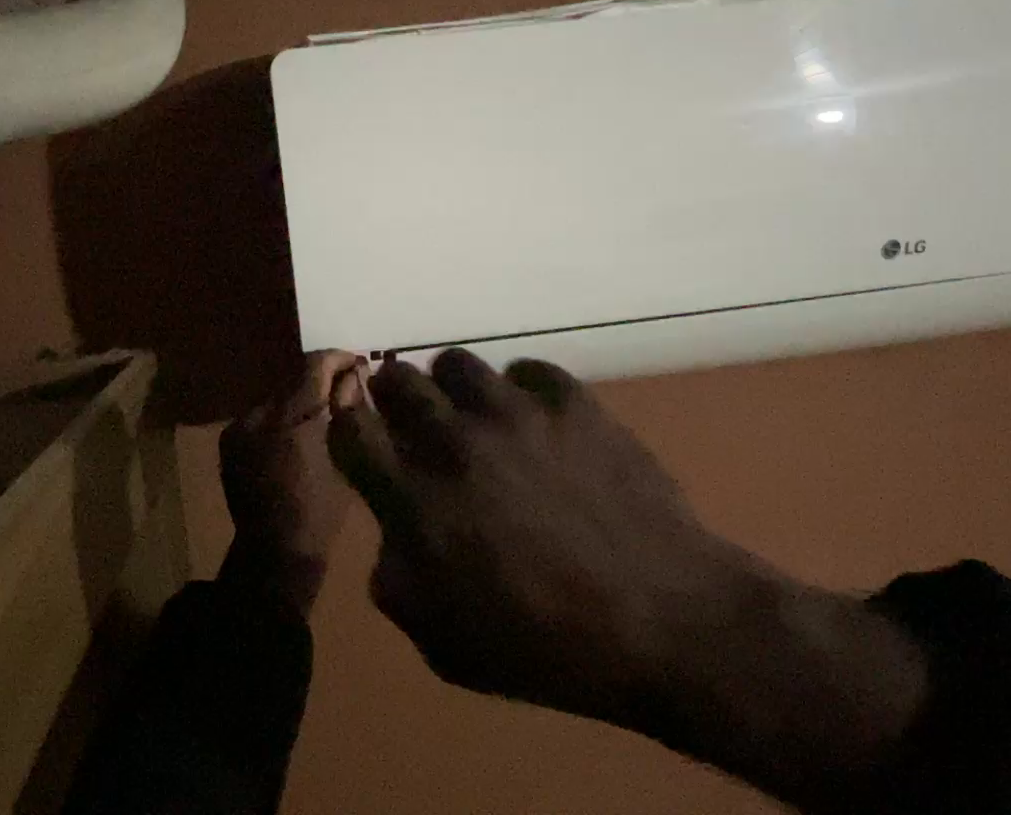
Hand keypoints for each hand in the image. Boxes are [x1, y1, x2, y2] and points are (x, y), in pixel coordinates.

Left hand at [216, 349, 364, 616]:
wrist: (272, 556)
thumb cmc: (319, 514)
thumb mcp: (344, 461)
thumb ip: (344, 412)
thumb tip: (352, 377)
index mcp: (289, 419)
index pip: (314, 368)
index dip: (339, 359)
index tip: (360, 363)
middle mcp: (257, 415)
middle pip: (293, 379)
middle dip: (321, 379)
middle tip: (349, 386)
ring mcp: (239, 428)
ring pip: (278, 397)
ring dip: (301, 397)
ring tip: (327, 410)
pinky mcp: (230, 443)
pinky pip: (263, 417)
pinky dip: (284, 416)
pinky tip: (302, 431)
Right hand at [329, 350, 927, 806]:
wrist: (665, 622)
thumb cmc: (544, 646)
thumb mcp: (444, 644)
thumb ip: (397, 583)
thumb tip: (394, 535)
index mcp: (415, 499)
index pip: (350, 430)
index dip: (346, 422)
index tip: (358, 426)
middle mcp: (455, 442)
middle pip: (396, 379)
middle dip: (391, 393)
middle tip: (410, 415)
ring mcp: (516, 414)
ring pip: (457, 363)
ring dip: (452, 386)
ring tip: (472, 412)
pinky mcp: (573, 403)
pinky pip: (529, 369)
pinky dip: (522, 389)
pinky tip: (536, 419)